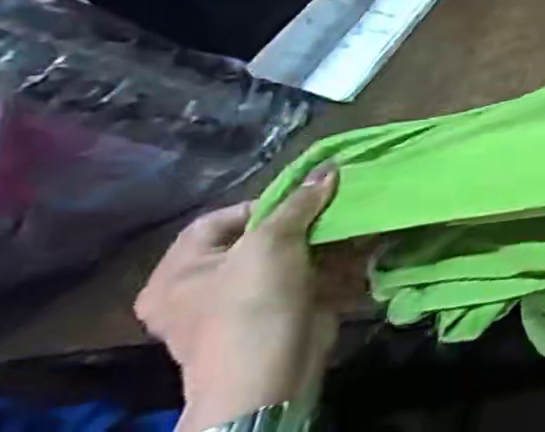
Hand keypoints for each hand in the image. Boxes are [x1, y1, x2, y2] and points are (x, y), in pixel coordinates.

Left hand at [136, 166, 363, 428]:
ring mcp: (247, 299)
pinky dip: (338, 257)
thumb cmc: (251, 305)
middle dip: (307, 219)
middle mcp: (206, 285)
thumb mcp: (270, 243)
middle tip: (338, 207)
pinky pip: (311, 271)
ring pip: (293, 251)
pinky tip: (366, 243)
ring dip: (329, 235)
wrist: (270, 375)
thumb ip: (300, 202)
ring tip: (359, 221)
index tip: (302, 204)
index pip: (218, 220)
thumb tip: (328, 168)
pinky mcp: (283, 307)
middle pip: (262, 234)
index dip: (262, 205)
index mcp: (178, 274)